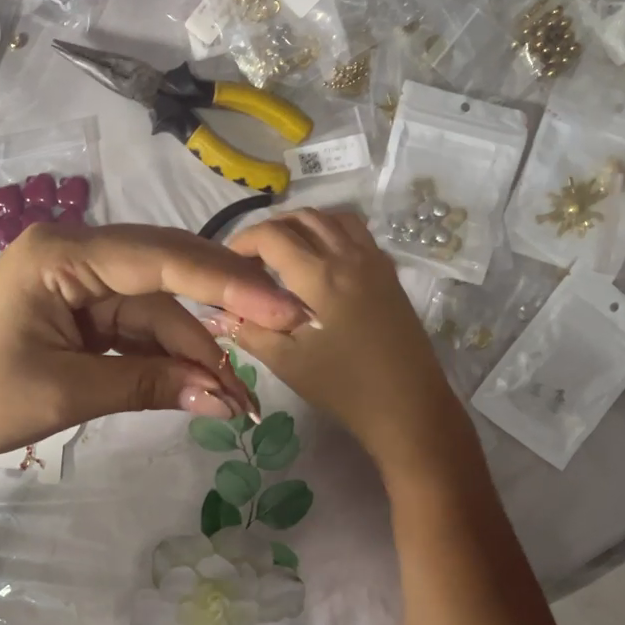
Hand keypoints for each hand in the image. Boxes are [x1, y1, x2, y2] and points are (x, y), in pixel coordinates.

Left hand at [0, 222, 309, 496]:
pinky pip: (133, 330)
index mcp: (62, 254)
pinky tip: (198, 388)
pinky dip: (163, 360)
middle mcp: (74, 256)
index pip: (162, 259)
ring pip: (155, 310)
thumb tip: (225, 397)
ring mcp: (75, 285)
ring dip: (194, 352)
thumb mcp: (65, 392)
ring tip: (236, 400)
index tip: (284, 305)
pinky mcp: (74, 314)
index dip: (229, 283)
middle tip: (286, 336)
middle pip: (166, 277)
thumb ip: (147, 384)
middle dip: (222, 315)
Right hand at [222, 209, 456, 466]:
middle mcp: (348, 256)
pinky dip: (330, 232)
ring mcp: (373, 260)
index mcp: (320, 276)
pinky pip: (355, 233)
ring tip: (282, 254)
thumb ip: (248, 329)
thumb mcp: (286, 361)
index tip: (227, 263)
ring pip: (332, 218)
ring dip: (302, 226)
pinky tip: (319, 262)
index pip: (272, 235)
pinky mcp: (388, 273)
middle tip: (250, 259)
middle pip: (303, 217)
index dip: (242, 241)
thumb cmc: (342, 387)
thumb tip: (217, 311)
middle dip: (270, 230)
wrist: (407, 406)